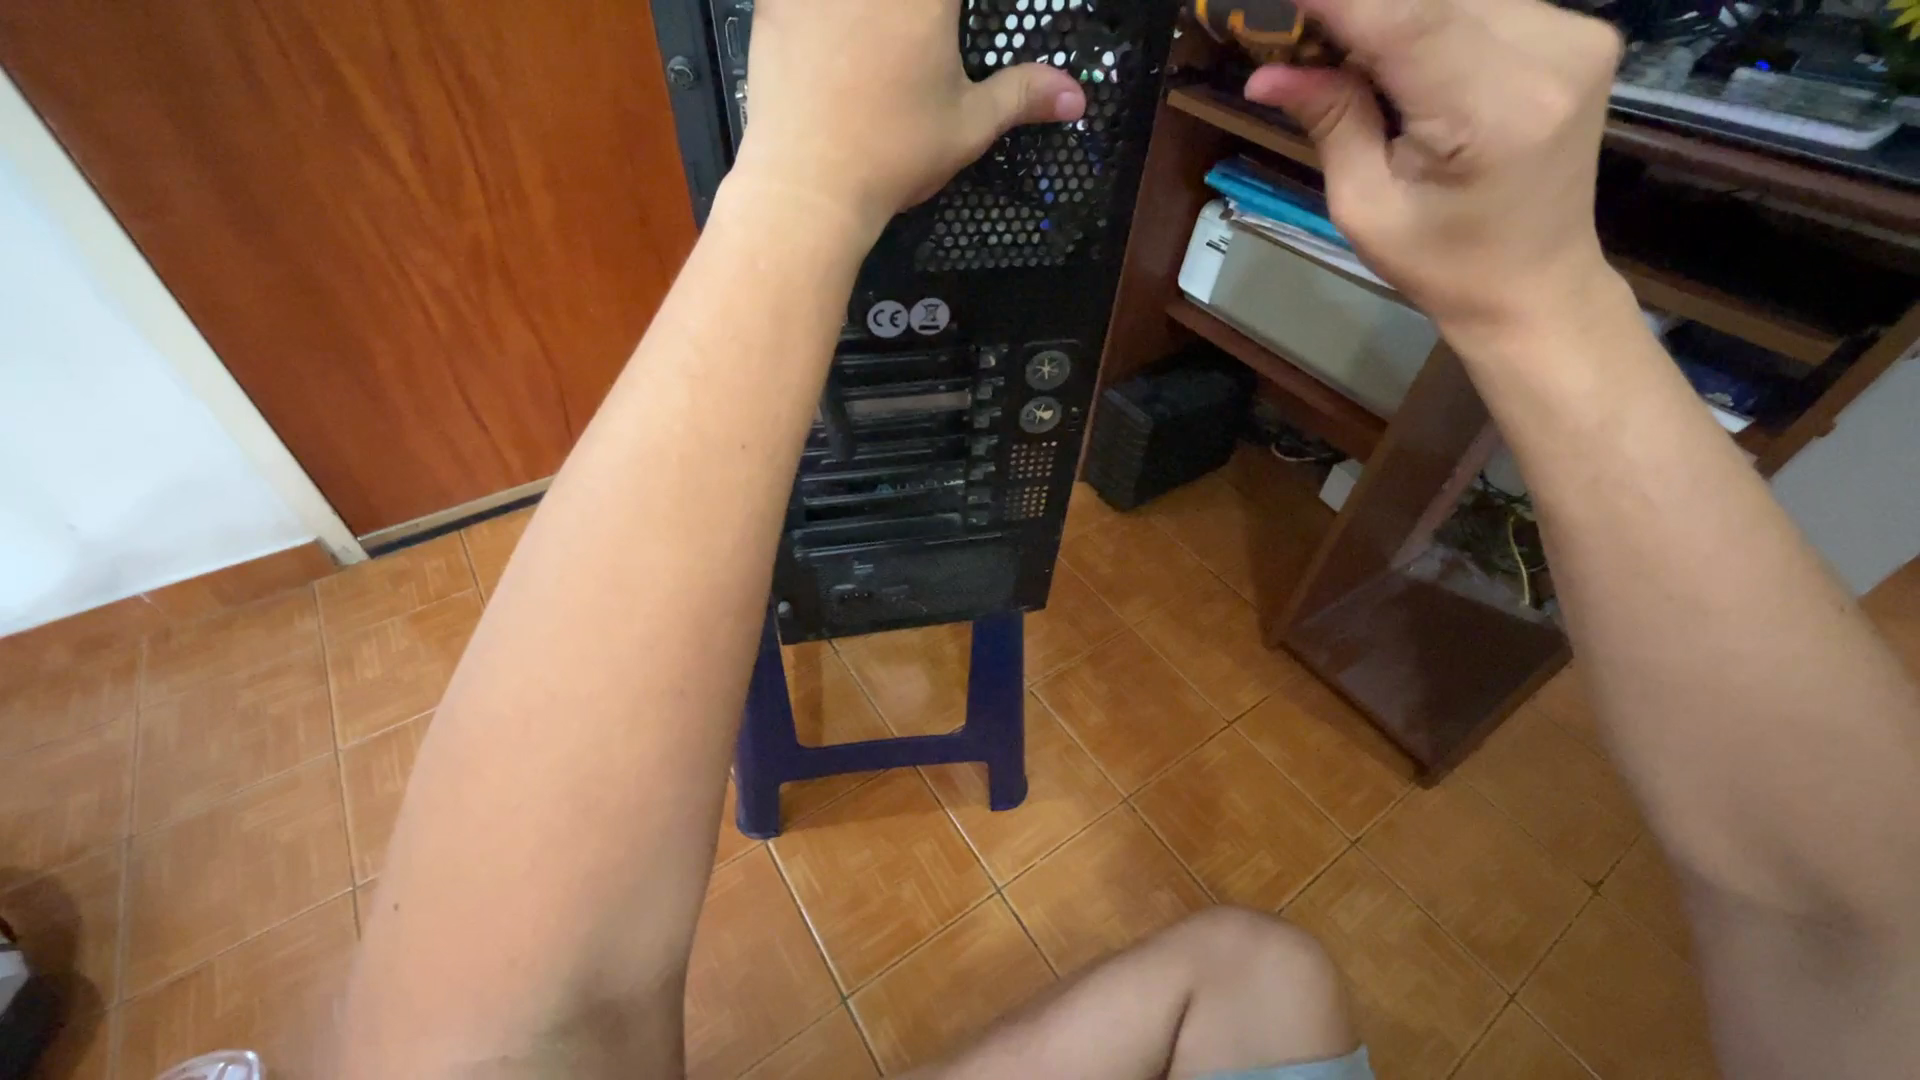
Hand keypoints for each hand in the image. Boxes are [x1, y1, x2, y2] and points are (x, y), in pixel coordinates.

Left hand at [727, 0, 1085, 234]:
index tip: (948, 28)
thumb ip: (1021, 96)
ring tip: (873, 46)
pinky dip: (806, 14)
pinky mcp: (774, 4)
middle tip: (913, 46)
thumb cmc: (896, 154)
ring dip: (866, 14)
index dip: (948, 12)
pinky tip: (821, 37)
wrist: (810, 186)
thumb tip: (1076, 95)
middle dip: (914, 14)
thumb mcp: (969, 128)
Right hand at [1245, 0, 1623, 346]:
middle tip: (1300, 36)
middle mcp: (1550, 55)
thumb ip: (1331, 122)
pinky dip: (1428, 23)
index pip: (1407, 22)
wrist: (1532, 283)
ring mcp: (1576, 35)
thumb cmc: (1440, 263)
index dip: (1342, 0)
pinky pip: (1483, 5)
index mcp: (1492, 113)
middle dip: (1358, 10)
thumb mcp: (1365, 206)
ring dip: (1392, 18)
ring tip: (1348, 62)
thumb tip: (1266, 73)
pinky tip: (1399, 64)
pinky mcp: (1580, 32)